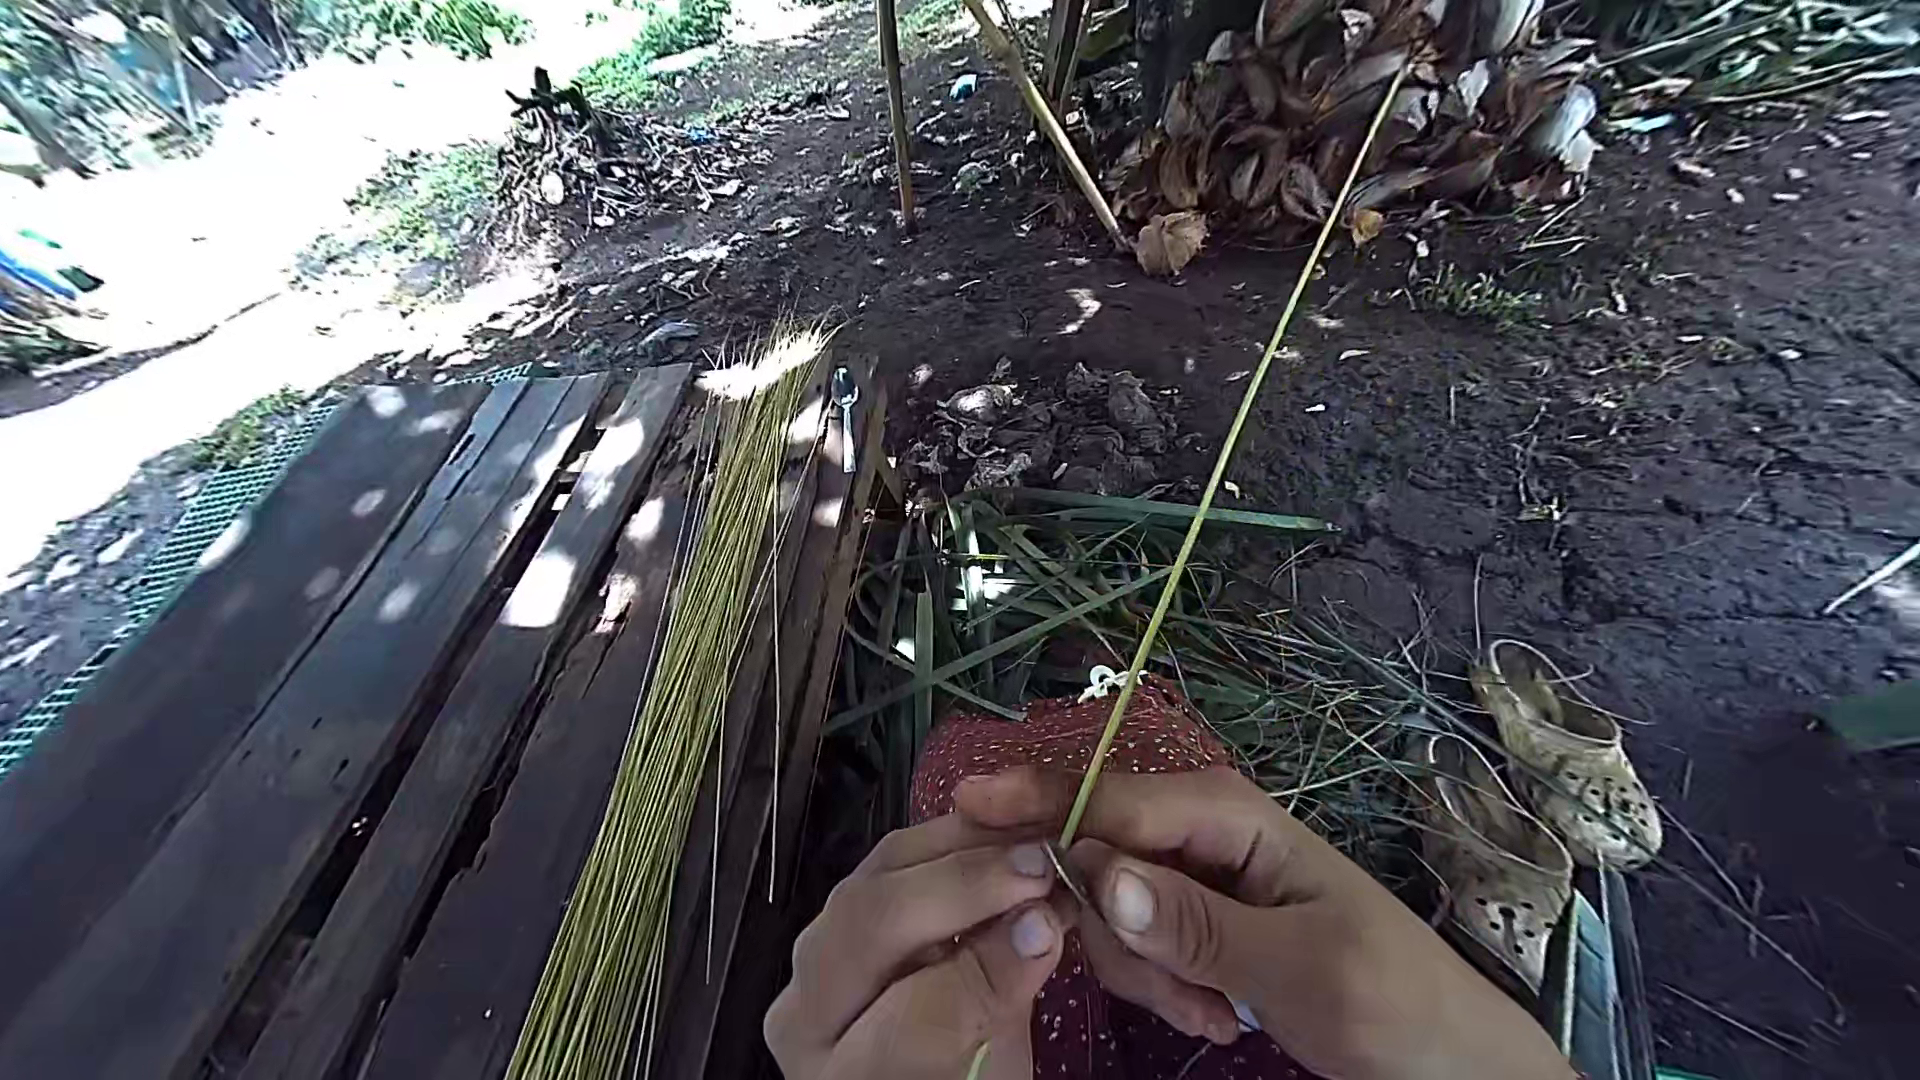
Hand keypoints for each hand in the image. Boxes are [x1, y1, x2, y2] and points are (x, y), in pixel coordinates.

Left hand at [765, 813, 1066, 1079]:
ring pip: (885, 866)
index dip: (982, 968)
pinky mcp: (852, 895)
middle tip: (1041, 863)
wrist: (919, 1069)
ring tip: (1032, 839)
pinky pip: (900, 850)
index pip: (902, 1023)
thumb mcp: (989, 1071)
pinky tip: (1007, 831)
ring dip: (968, 843)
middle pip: (872, 919)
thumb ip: (1001, 1000)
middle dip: (964, 882)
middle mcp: (812, 1001)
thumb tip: (1039, 920)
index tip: (1044, 923)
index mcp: (845, 1076)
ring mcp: (825, 938)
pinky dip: (960, 834)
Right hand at [957, 767, 1574, 1079]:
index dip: (1035, 800)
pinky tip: (1213, 1009)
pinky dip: (1153, 979)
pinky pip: (1123, 933)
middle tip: (1181, 997)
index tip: (966, 803)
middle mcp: (1185, 822)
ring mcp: (1177, 865)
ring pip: (1101, 901)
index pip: (1107, 798)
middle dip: (1112, 926)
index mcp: (1217, 807)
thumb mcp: (1308, 971)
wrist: (1444, 1056)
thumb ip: (1199, 924)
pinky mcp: (1176, 905)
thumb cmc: (1393, 999)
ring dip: (1142, 966)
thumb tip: (1098, 879)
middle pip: (1092, 850)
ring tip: (1215, 1010)